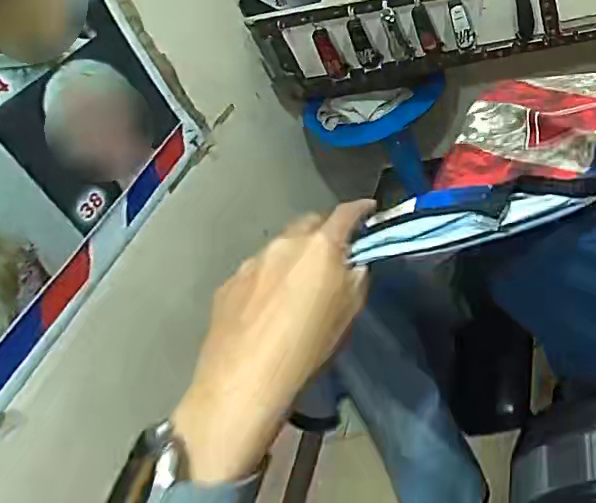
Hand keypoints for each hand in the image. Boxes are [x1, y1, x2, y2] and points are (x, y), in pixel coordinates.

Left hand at [170, 201, 375, 484]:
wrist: (241, 387)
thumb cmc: (308, 346)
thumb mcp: (351, 308)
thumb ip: (356, 274)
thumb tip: (353, 263)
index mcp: (321, 245)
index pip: (347, 212)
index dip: (361, 209)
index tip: (369, 212)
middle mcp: (285, 244)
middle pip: (310, 222)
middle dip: (324, 229)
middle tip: (332, 250)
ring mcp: (251, 263)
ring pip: (281, 246)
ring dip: (293, 255)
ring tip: (296, 282)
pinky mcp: (226, 286)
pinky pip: (256, 270)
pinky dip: (268, 277)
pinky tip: (266, 304)